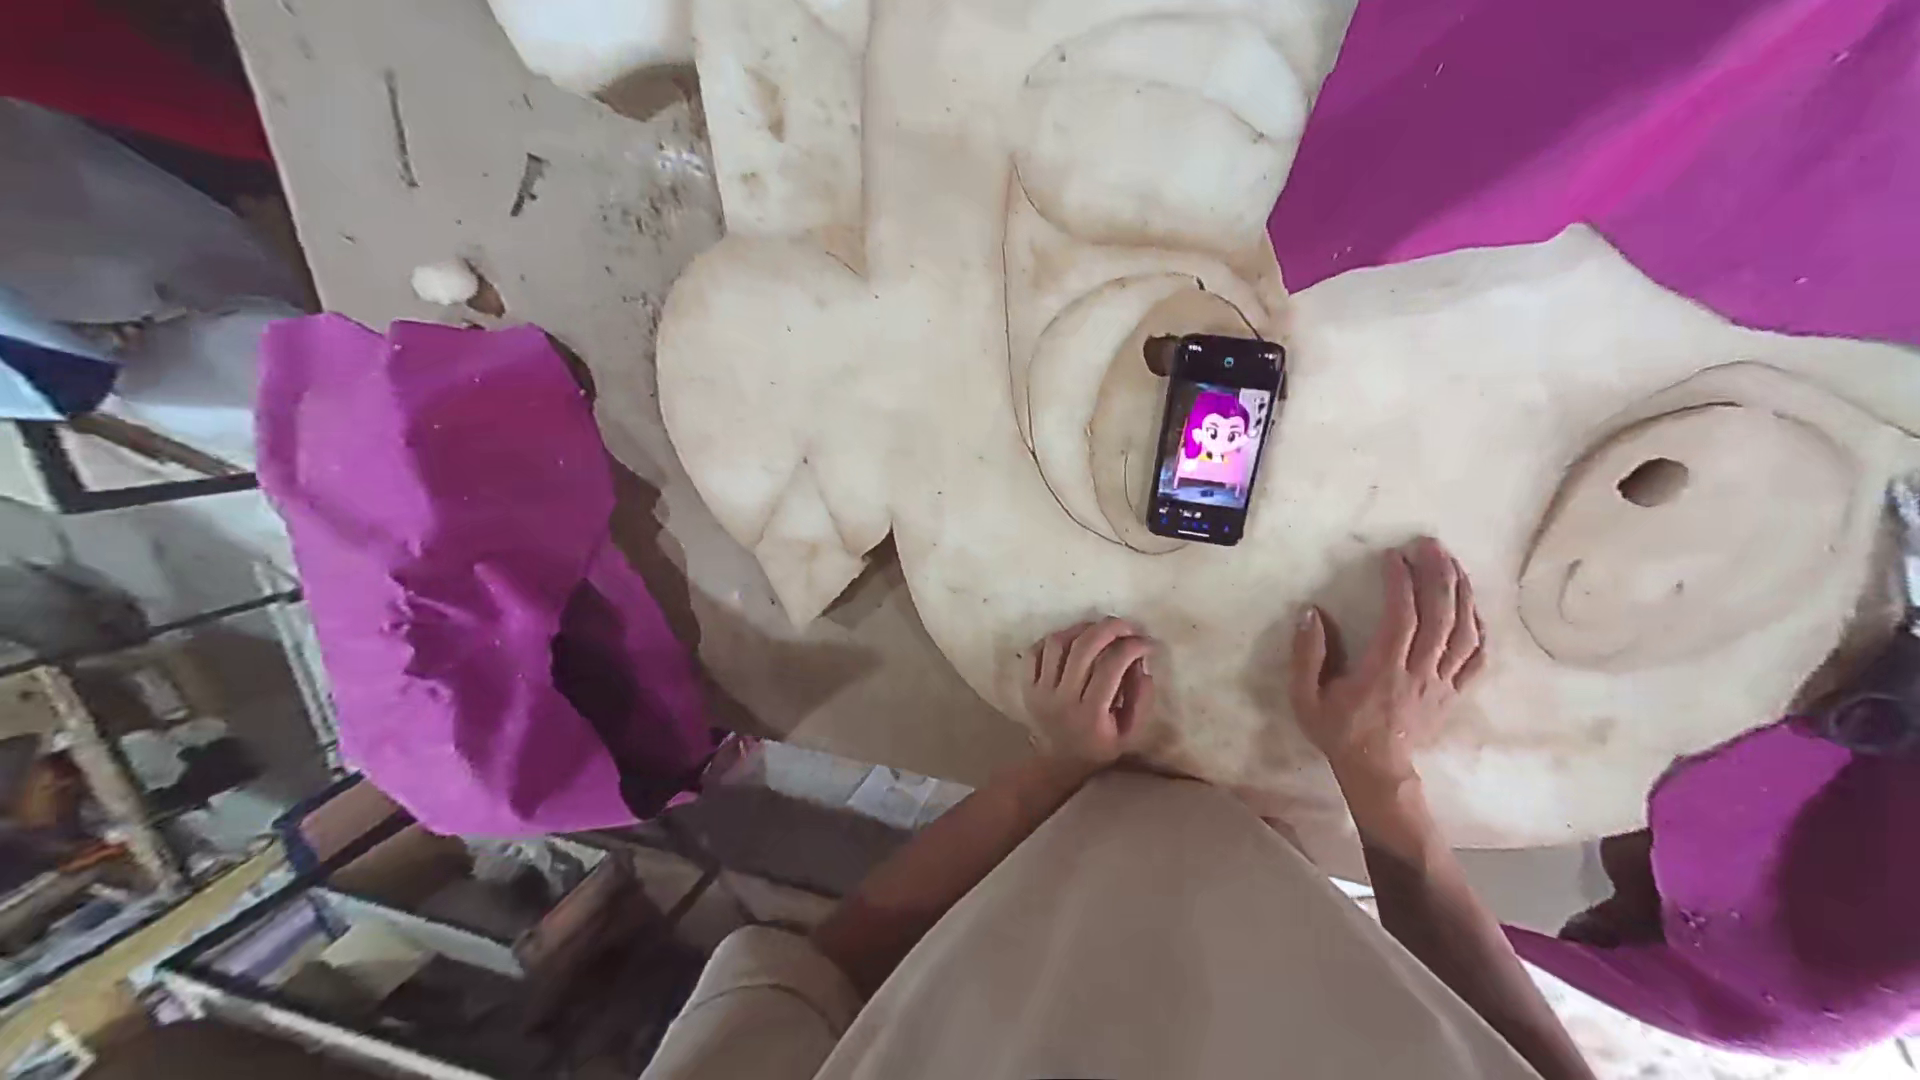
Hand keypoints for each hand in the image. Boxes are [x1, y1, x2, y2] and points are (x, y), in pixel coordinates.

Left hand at [1024, 617, 1155, 769]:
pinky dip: (1054, 639)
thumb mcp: (1130, 733)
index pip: (1111, 666)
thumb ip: (1141, 699)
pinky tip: (1072, 641)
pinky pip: (1035, 650)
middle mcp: (1062, 698)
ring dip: (1081, 629)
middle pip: (1083, 648)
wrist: (1058, 761)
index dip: (1132, 647)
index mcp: (1090, 713)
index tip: (1147, 642)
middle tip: (1127, 625)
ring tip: (1099, 630)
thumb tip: (1142, 663)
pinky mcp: (1026, 685)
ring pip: (1057, 644)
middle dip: (1109, 628)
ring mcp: (1040, 690)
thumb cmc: (1100, 746)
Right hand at [1289, 537, 1486, 786]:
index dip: (1400, 583)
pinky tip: (1472, 607)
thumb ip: (1307, 655)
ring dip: (1461, 593)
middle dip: (1437, 576)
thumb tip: (1312, 612)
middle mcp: (1420, 673)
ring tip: (1452, 563)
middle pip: (1440, 617)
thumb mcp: (1305, 696)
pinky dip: (1479, 629)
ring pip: (1464, 633)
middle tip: (1429, 545)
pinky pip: (1477, 658)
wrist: (1375, 770)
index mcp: (1383, 672)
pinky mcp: (1455, 693)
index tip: (1392, 557)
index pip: (1400, 618)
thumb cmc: (1336, 729)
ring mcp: (1443, 684)